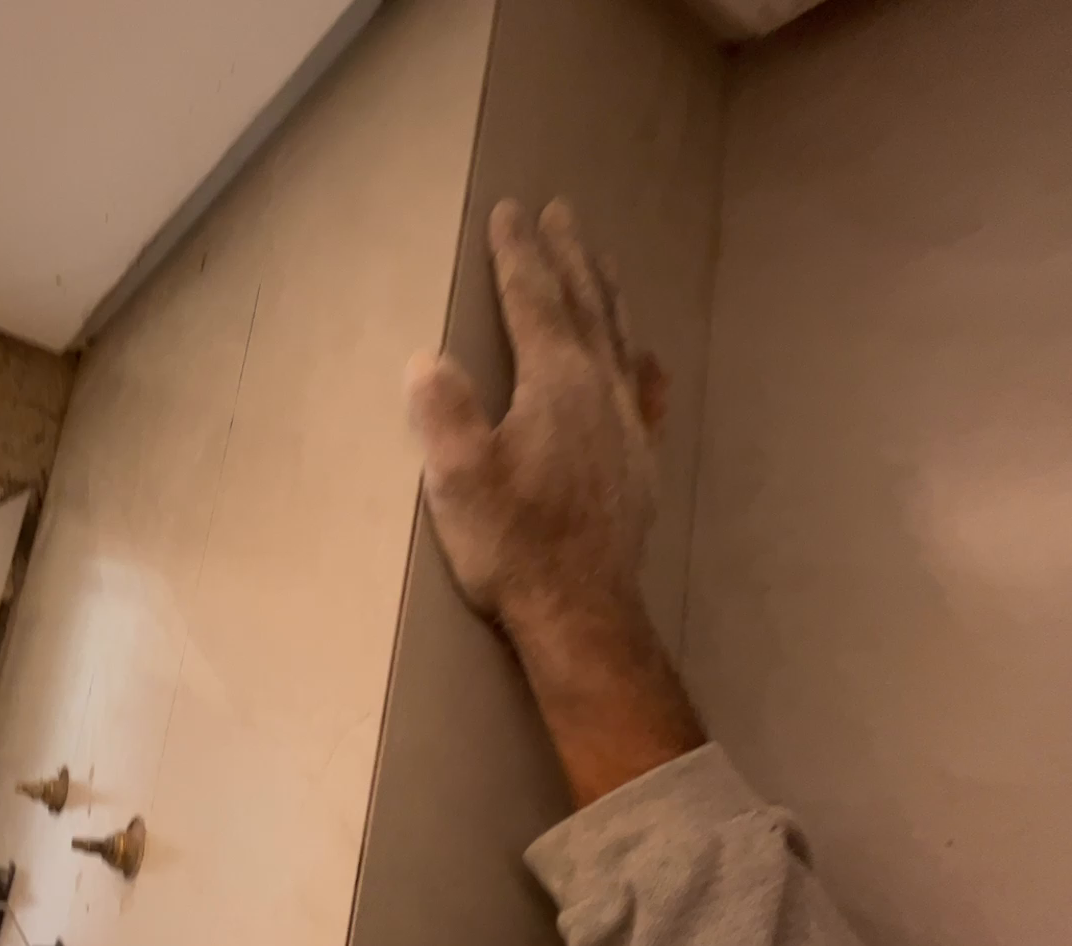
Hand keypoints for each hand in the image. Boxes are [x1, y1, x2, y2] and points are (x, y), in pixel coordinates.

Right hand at [405, 198, 667, 633]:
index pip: (533, 301)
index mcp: (553, 384)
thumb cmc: (511, 542)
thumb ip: (444, 411)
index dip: (518, 255)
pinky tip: (643, 355)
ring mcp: (626, 424)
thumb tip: (428, 357)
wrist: (578, 608)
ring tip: (600, 260)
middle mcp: (598, 390)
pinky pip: (643, 391)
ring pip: (618, 337)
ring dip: (605, 292)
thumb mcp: (459, 478)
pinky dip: (639, 361)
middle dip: (568, 255)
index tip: (511, 212)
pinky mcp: (638, 459)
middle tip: (562, 211)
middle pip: (584, 305)